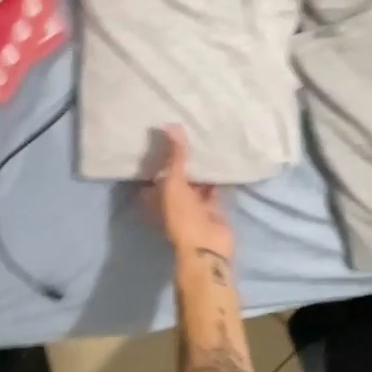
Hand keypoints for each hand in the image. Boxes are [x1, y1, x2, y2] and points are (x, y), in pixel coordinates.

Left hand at [148, 125, 234, 260]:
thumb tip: (172, 126)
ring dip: (199, 168)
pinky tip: (220, 159)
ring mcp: (191, 206)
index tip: (162, 134)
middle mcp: (170, 201)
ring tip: (205, 141)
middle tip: (187, 131)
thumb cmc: (181, 215)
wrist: (207, 246)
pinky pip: (212, 189)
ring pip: (194, 182)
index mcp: (153, 197)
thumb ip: (175, 156)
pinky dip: (216, 177)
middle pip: (174, 176)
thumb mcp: (173, 182)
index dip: (156, 155)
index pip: (151, 172)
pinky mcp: (211, 209)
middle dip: (180, 159)